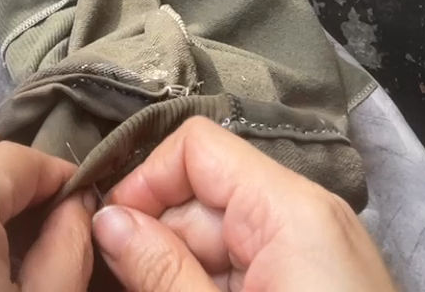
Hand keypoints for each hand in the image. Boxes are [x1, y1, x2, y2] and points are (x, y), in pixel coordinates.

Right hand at [91, 116, 395, 291]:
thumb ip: (162, 271)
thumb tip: (106, 218)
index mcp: (292, 211)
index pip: (198, 148)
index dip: (147, 179)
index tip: (110, 229)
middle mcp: (307, 218)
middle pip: (205, 195)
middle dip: (157, 236)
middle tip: (119, 284)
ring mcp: (316, 256)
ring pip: (221, 238)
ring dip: (179, 271)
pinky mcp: (317, 289)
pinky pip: (249, 271)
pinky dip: (212, 290)